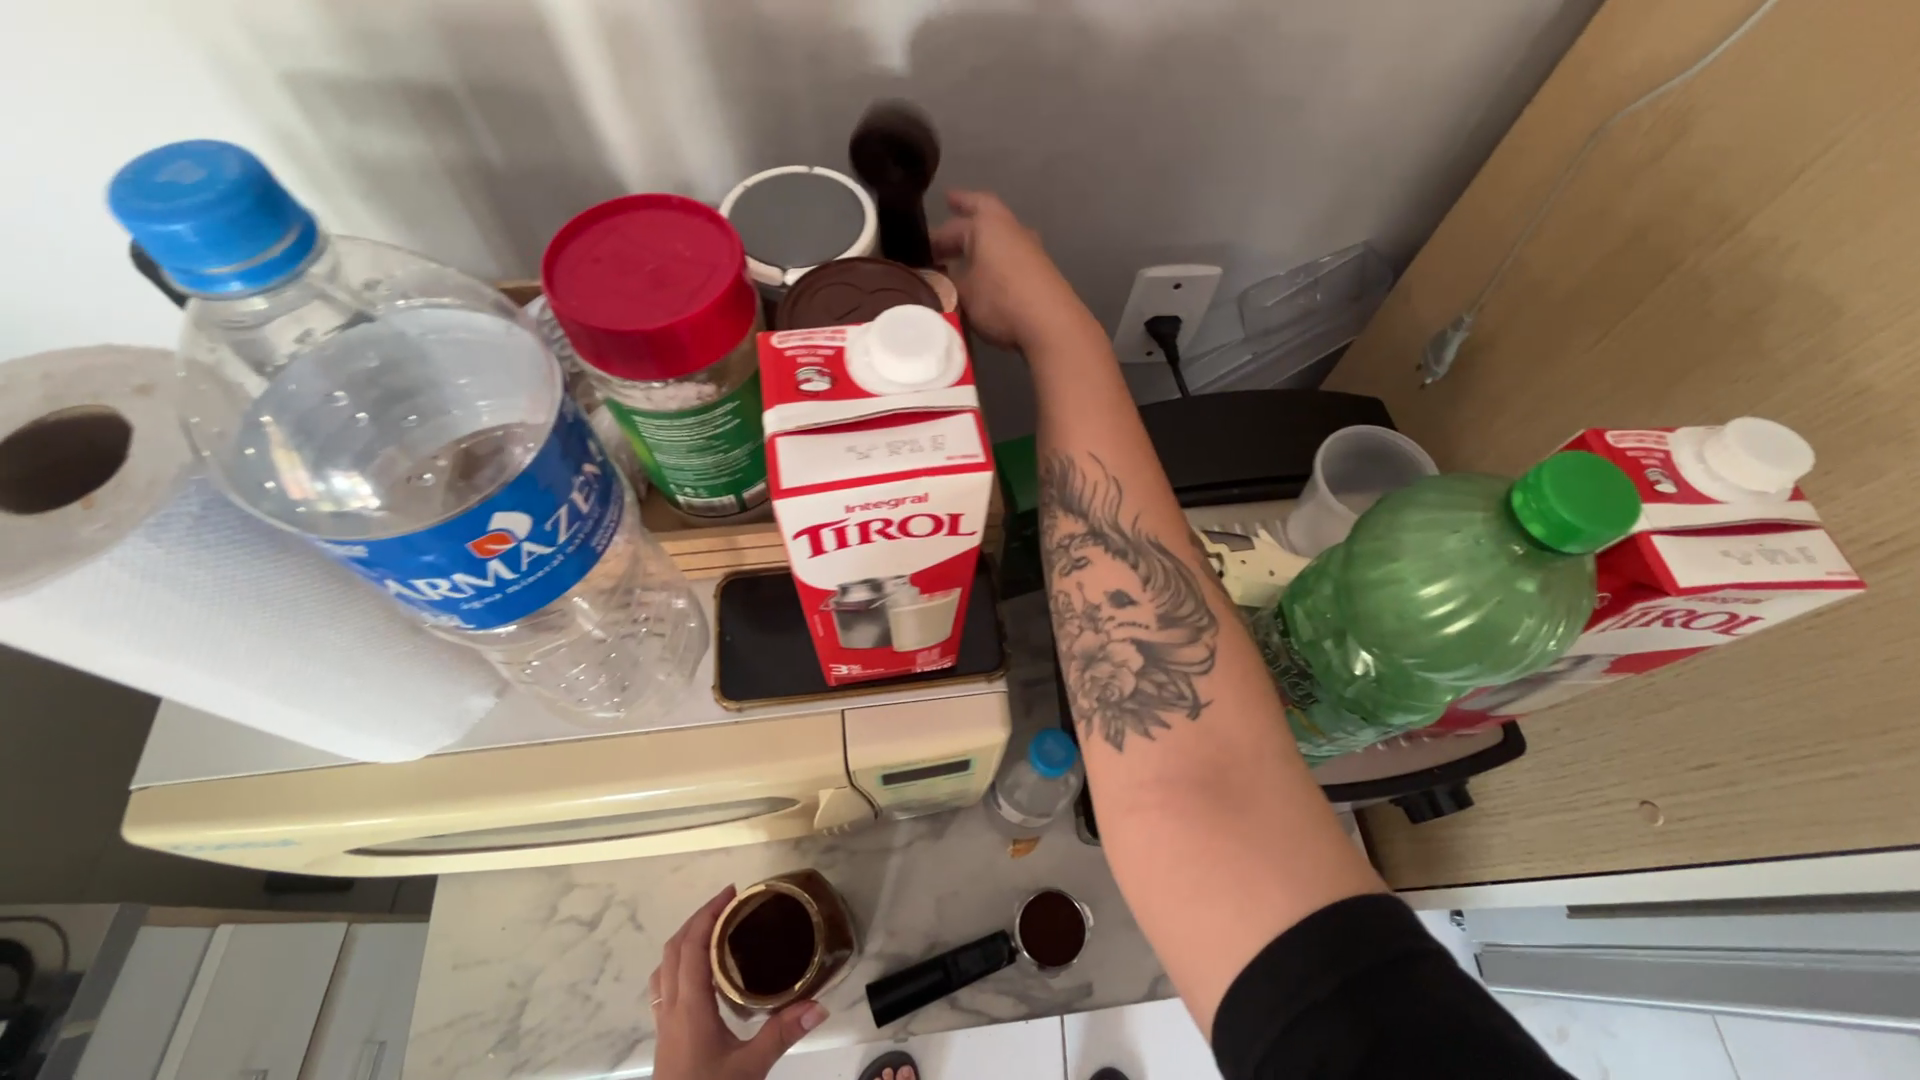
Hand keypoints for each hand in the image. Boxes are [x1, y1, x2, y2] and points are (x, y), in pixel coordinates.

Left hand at [649, 885, 828, 1079]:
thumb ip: (782, 1034)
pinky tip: (704, 975)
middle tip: (728, 904)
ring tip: (715, 931)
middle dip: (697, 920)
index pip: (691, 947)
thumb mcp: (750, 1069)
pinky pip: (665, 987)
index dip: (708, 915)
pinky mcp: (666, 1037)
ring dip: (686, 941)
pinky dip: (681, 965)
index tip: (732, 893)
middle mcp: (670, 1009)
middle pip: (673, 950)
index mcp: (689, 1008)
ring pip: (665, 967)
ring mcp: (664, 1024)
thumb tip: (819, 1006)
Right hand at [931, 190, 1093, 351]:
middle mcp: (1010, 228)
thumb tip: (935, 281)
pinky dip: (994, 257)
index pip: (953, 225)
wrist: (1051, 324)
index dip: (934, 237)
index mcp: (987, 224)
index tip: (919, 244)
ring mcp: (1030, 247)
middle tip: (949, 212)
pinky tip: (987, 272)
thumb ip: (945, 284)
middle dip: (964, 215)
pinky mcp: (1040, 269)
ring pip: (999, 235)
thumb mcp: (962, 294)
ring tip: (965, 249)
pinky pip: (1009, 254)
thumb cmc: (1000, 300)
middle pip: (983, 214)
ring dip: (982, 239)